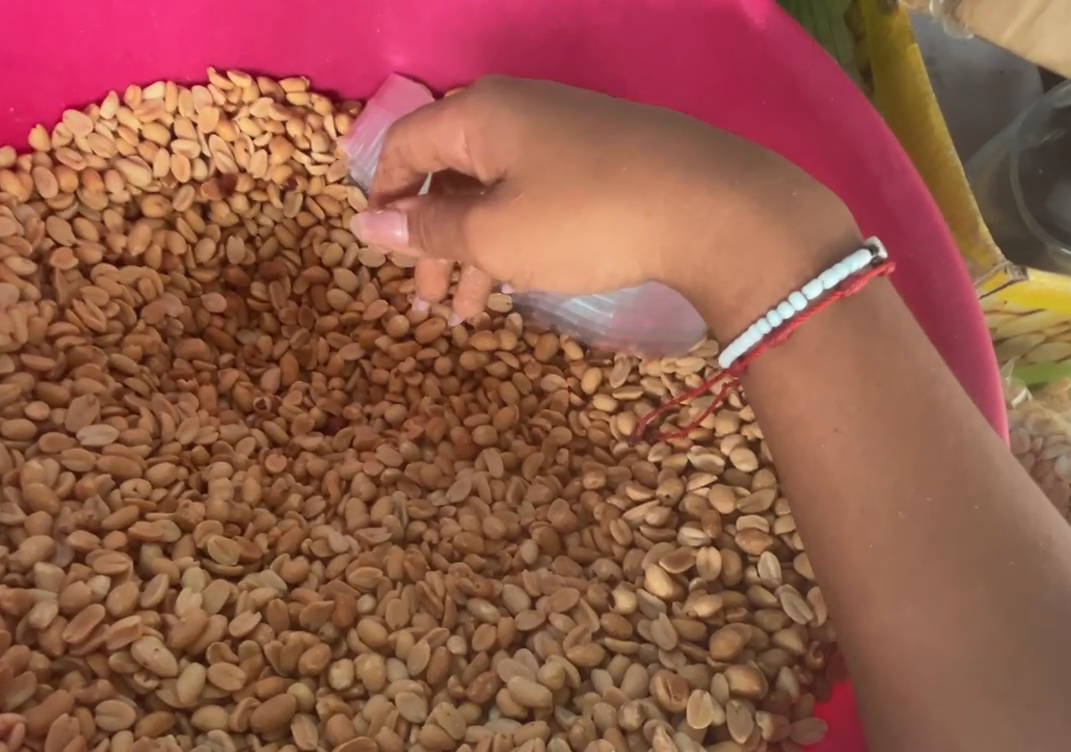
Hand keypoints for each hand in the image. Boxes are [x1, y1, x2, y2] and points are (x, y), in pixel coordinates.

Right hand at [350, 76, 859, 334]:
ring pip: (492, 196)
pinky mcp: (593, 163)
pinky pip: (530, 200)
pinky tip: (512, 287)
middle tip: (426, 304)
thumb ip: (428, 232)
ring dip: (472, 256)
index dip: (385, 201)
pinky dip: (512, 244)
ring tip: (466, 318)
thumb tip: (363, 226)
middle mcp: (513, 113)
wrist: (707, 208)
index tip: (380, 256)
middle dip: (431, 244)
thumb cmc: (583, 220)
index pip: (404, 146)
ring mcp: (558, 136)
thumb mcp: (493, 236)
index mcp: (478, 116)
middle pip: (448, 176)